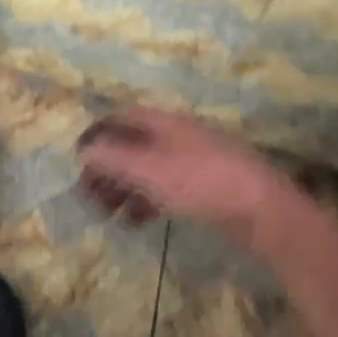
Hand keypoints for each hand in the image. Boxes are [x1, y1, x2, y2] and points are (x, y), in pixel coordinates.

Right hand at [75, 107, 290, 246]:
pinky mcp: (203, 186)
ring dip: (122, 186)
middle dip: (107, 166)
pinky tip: (134, 221)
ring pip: (146, 168)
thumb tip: (84, 148)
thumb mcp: (151, 169)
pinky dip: (144, 201)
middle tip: (86, 194)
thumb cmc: (201, 181)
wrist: (261, 207)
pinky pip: (164, 187)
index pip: (120, 117)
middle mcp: (174, 134)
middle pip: (131, 144)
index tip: (76, 157)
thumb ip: (115, 158)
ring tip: (104, 213)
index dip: (97, 133)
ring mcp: (191, 160)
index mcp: (162, 121)